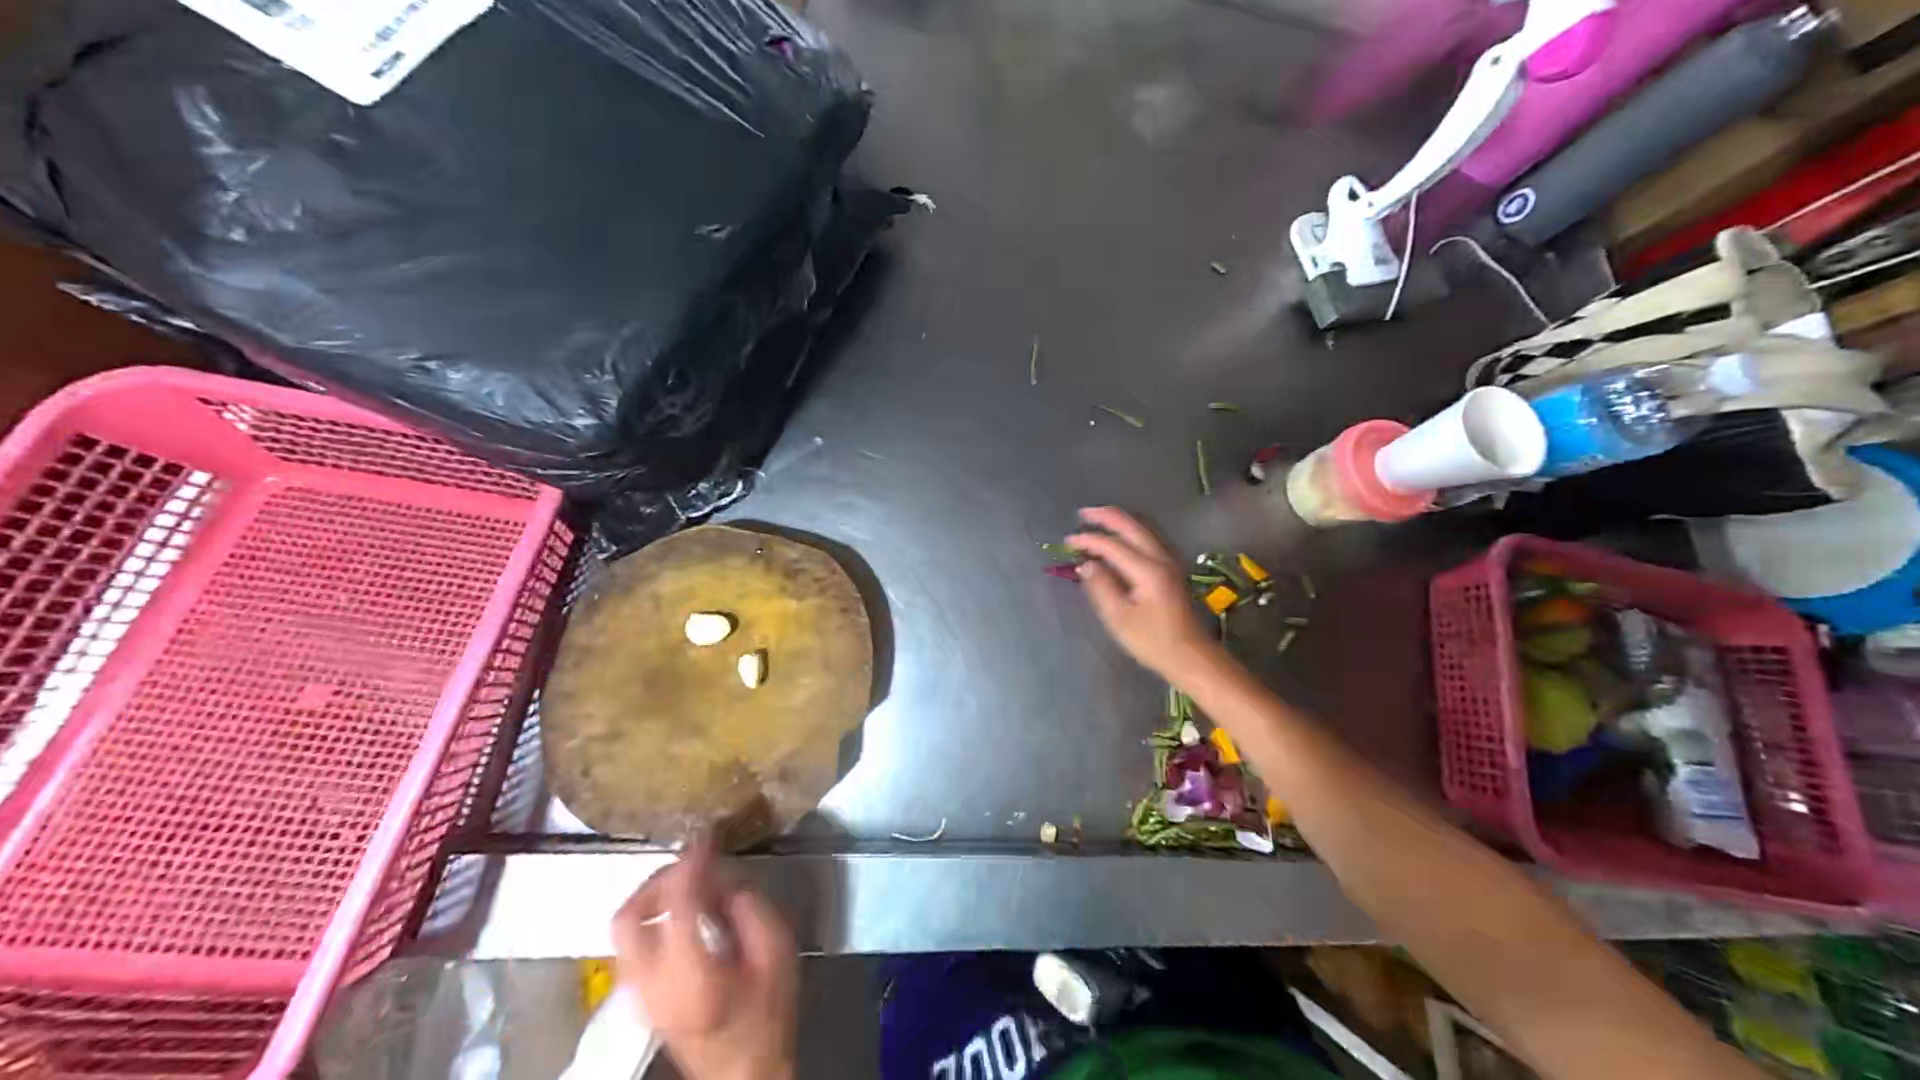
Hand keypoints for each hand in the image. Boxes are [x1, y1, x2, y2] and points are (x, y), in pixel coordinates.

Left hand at [612, 839, 798, 1079]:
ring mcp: (639, 994)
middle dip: (657, 879)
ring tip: (687, 883)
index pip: (677, 905)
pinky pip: (629, 944)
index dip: (690, 863)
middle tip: (689, 861)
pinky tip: (680, 912)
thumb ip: (751, 909)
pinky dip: (649, 917)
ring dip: (651, 896)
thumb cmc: (767, 1016)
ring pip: (623, 929)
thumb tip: (724, 882)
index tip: (705, 837)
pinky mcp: (639, 998)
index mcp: (690, 974)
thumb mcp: (777, 953)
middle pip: (629, 916)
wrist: (744, 1075)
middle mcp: (651, 984)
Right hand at [1067, 506, 1221, 678]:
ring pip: (1142, 528)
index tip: (1067, 542)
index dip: (1088, 540)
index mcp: (1148, 570)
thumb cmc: (1153, 641)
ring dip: (1119, 521)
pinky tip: (1117, 538)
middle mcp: (1161, 558)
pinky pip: (1147, 538)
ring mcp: (1169, 561)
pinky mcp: (1170, 568)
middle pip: (1132, 525)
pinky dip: (1129, 531)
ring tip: (1096, 521)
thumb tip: (1086, 565)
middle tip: (1082, 515)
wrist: (1191, 656)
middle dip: (1106, 516)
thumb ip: (1101, 587)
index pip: (1112, 545)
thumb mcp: (1119, 618)